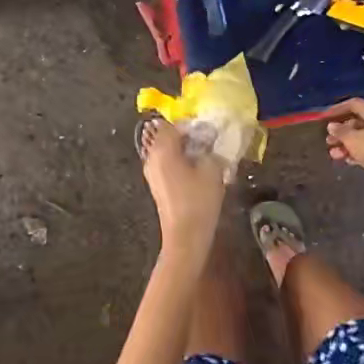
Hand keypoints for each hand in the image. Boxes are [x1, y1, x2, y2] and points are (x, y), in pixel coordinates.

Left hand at [141, 119, 225, 259]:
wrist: (185, 237)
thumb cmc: (199, 200)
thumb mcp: (212, 169)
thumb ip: (210, 150)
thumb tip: (208, 142)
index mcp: (162, 150)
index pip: (173, 125)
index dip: (191, 126)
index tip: (209, 132)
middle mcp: (152, 158)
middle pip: (168, 138)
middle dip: (189, 138)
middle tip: (210, 144)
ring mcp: (152, 174)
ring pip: (168, 153)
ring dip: (186, 152)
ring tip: (207, 159)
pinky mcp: (157, 187)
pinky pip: (168, 166)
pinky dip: (181, 165)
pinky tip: (198, 174)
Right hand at [323, 98, 363, 185]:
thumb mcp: (354, 141)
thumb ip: (341, 132)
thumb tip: (332, 126)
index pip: (353, 104)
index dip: (337, 110)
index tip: (324, 118)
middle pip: (358, 121)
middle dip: (342, 132)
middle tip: (328, 142)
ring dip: (348, 144)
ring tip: (335, 155)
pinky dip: (360, 151)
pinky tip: (349, 160)